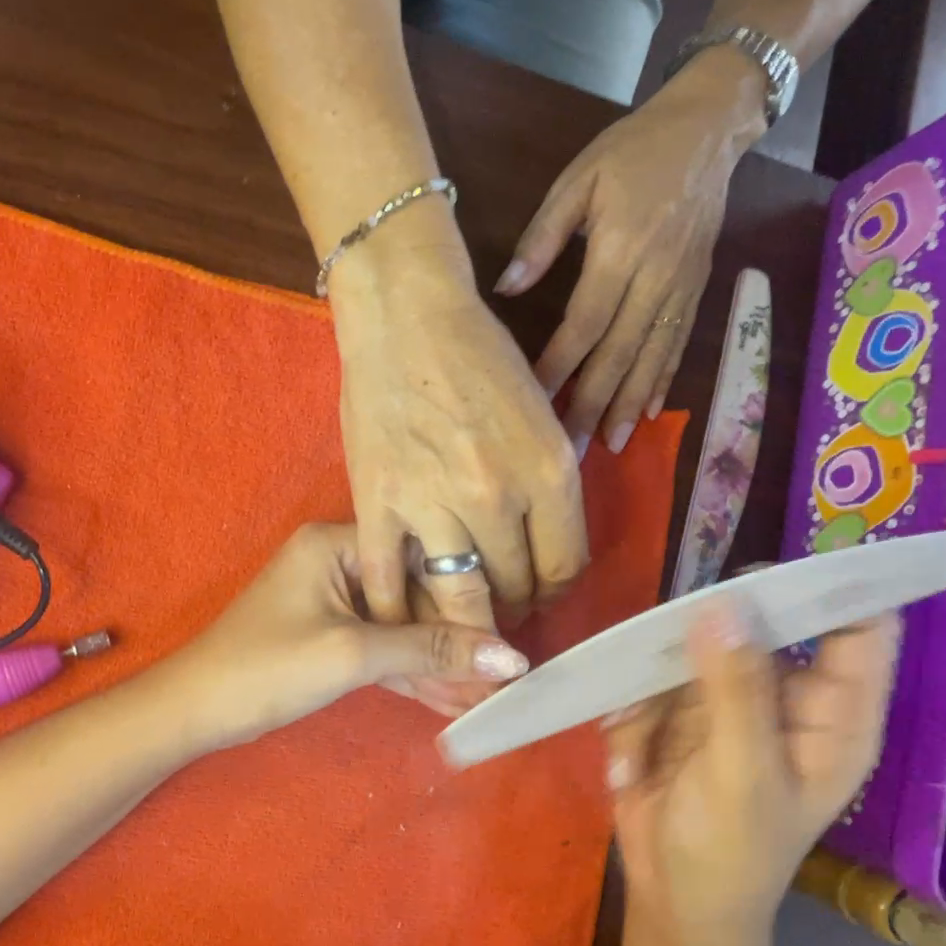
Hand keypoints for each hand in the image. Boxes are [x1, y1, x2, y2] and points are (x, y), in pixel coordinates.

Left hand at [165, 523, 532, 747]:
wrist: (195, 710)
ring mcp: (332, 601)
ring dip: (439, 664)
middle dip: (457, 641)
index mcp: (336, 544)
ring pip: (400, 627)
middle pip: (414, 594)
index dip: (469, 597)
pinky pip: (380, 648)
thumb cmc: (267, 669)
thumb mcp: (352, 654)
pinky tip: (454, 702)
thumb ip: (430, 649)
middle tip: (508, 679)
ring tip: (492, 699)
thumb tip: (511, 658)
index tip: (514, 635)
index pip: (420, 558)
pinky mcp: (328, 635)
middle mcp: (337, 562)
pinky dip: (410, 673)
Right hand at [329, 225, 587, 632]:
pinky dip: (397, 615)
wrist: (404, 318)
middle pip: (517, 588)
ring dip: (466, 621)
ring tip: (463, 621)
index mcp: (550, 471)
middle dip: (515, 608)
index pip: (567, 567)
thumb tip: (543, 532)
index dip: (556, 592)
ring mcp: (433, 506)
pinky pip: (390, 582)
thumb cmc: (478, 352)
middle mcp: (499, 498)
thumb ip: (548, 478)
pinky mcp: (378, 506)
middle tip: (503, 608)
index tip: (541, 593)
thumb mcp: (541, 411)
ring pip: (461, 598)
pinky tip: (402, 626)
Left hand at [495, 52, 766, 452]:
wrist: (710, 125)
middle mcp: (658, 274)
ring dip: (629, 403)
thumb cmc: (631, 151)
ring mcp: (684, 283)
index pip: (585, 322)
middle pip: (620, 350)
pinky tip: (649, 411)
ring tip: (608, 445)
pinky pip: (680, 340)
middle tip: (570, 450)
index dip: (560, 366)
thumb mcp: (576, 181)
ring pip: (654, 354)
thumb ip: (541, 238)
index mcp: (622, 249)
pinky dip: (663, 378)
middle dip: (592, 403)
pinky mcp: (700, 285)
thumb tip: (506, 288)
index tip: (534, 404)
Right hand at [604, 600, 899, 945]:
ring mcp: (724, 700)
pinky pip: (651, 675)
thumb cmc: (728, 848)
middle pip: (764, 622)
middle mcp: (783, 696)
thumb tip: (723, 605)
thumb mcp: (739, 774)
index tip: (784, 553)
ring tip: (643, 716)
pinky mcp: (674, 709)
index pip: (857, 629)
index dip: (836, 586)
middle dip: (719, 618)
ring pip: (696, 642)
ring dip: (661, 665)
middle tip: (674, 623)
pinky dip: (633, 701)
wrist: (668, 895)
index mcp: (832, 715)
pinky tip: (630, 749)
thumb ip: (733, 690)